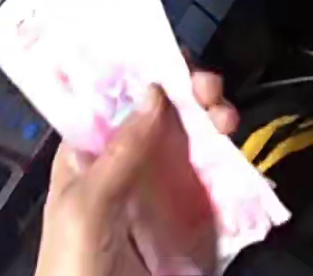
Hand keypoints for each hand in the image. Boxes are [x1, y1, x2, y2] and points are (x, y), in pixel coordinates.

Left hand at [35, 72, 236, 275]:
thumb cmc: (75, 271)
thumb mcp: (85, 210)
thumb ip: (119, 153)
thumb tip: (154, 89)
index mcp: (94, 150)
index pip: (121, 95)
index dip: (148, 69)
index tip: (173, 58)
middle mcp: (132, 159)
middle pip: (164, 109)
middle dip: (188, 89)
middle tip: (207, 88)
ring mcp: (164, 187)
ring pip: (193, 134)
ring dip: (213, 115)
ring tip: (225, 117)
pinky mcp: (194, 217)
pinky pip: (216, 176)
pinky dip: (231, 156)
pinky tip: (237, 147)